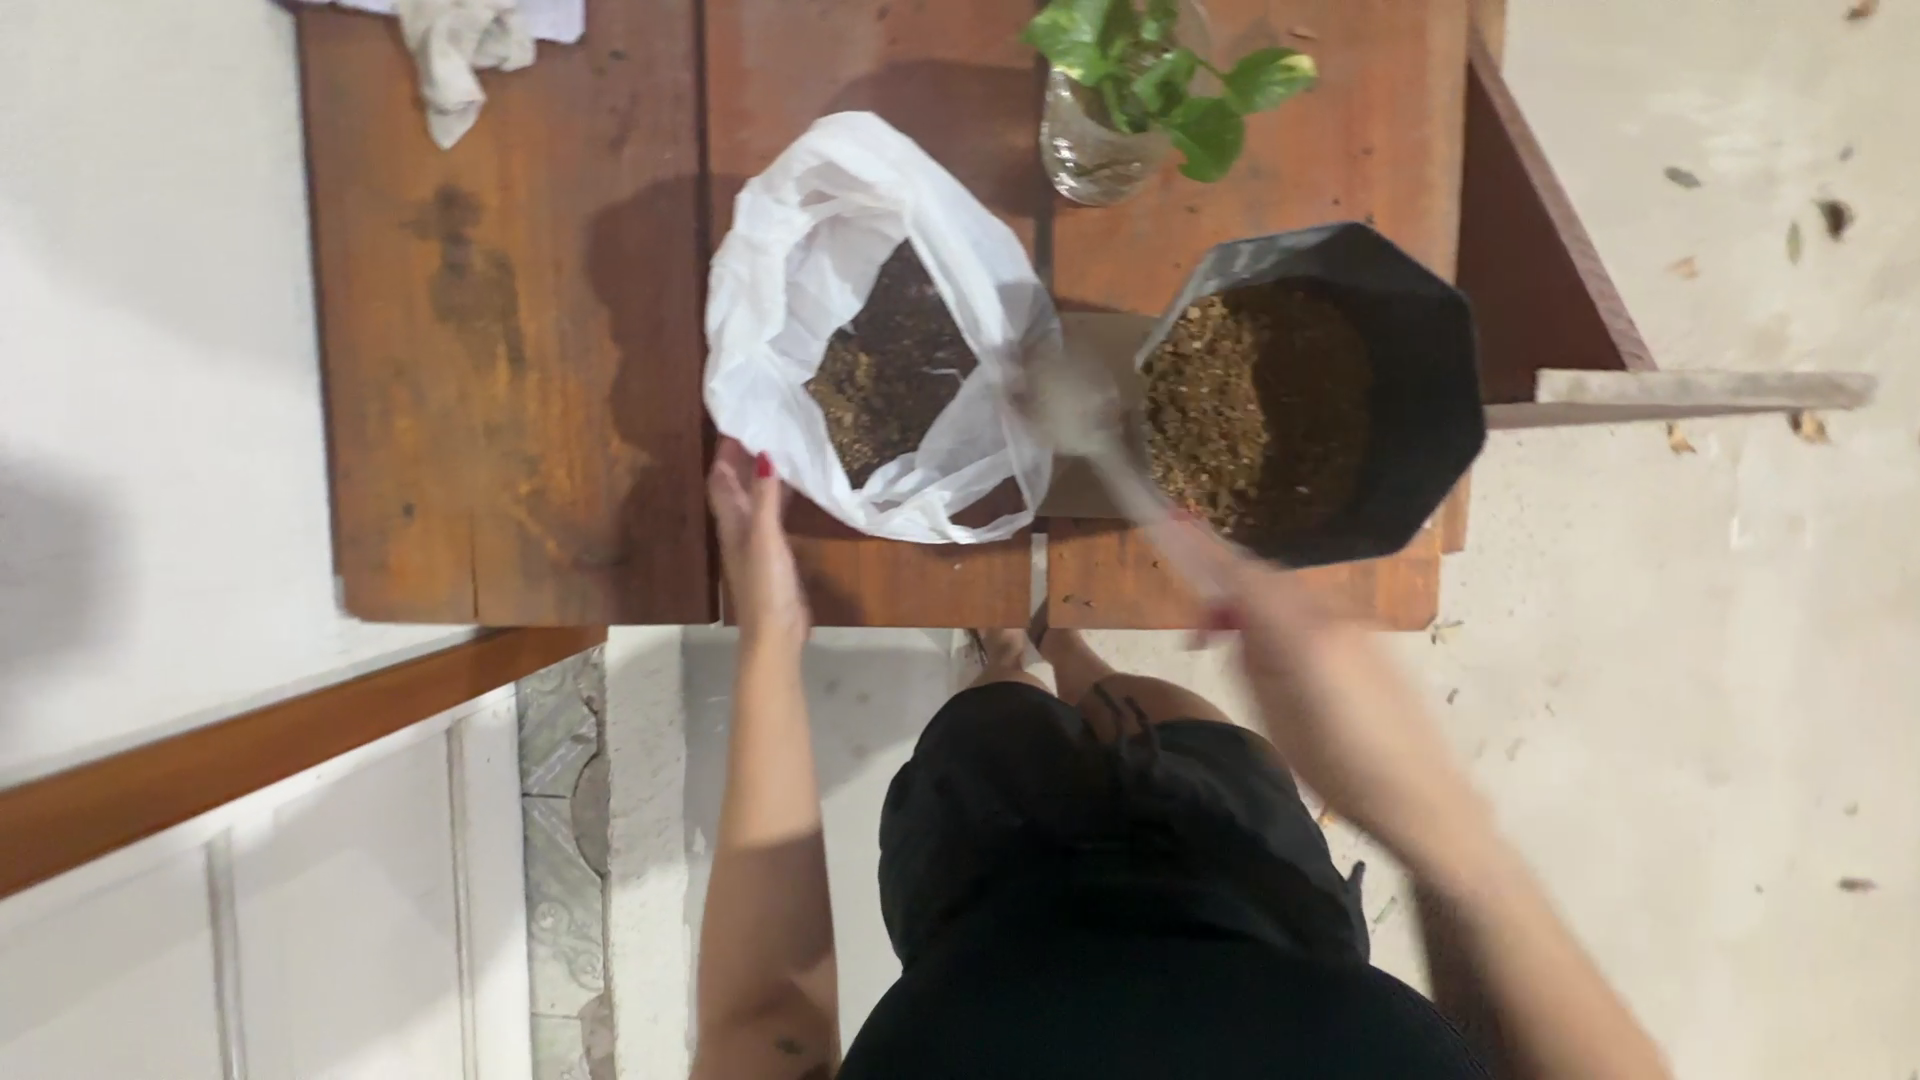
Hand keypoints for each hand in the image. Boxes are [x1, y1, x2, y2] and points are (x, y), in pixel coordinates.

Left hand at [708, 438, 809, 654]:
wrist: (776, 630)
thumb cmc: (766, 584)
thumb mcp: (764, 536)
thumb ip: (764, 497)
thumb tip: (763, 454)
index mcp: (731, 521)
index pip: (720, 477)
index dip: (725, 451)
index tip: (739, 420)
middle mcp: (739, 526)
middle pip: (734, 484)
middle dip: (742, 456)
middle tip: (763, 425)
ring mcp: (757, 540)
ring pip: (754, 497)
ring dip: (761, 473)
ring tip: (780, 445)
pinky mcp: (775, 552)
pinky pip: (773, 513)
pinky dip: (779, 495)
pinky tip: (795, 485)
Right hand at [1182, 523, 1490, 875]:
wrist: (1423, 797)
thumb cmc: (1335, 767)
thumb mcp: (1272, 715)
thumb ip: (1249, 655)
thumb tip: (1232, 619)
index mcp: (1302, 634)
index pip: (1244, 576)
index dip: (1206, 551)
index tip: (1176, 530)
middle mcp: (1333, 617)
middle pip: (1269, 579)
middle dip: (1229, 591)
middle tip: (1204, 634)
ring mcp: (1360, 626)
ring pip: (1293, 595)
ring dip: (1258, 606)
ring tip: (1243, 651)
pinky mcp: (1375, 641)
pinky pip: (1316, 612)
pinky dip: (1286, 618)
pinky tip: (1284, 658)